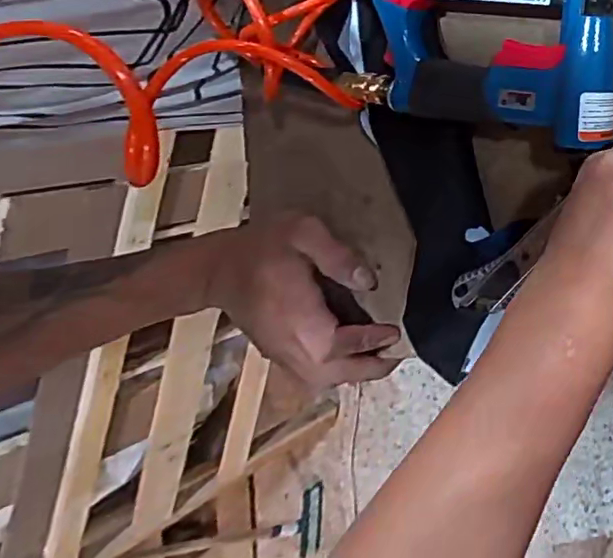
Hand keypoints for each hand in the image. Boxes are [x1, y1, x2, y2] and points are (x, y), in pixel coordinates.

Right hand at [209, 216, 401, 388]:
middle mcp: (289, 345)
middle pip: (332, 374)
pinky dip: (334, 370)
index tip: (394, 333)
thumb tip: (369, 283)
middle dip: (366, 370)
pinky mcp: (275, 349)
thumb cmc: (263, 246)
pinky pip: (309, 372)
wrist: (217, 266)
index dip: (369, 342)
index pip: (339, 345)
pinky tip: (350, 353)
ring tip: (380, 359)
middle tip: (395, 358)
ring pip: (320, 379)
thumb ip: (339, 256)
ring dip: (351, 373)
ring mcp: (279, 352)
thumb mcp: (305, 234)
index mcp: (299, 319)